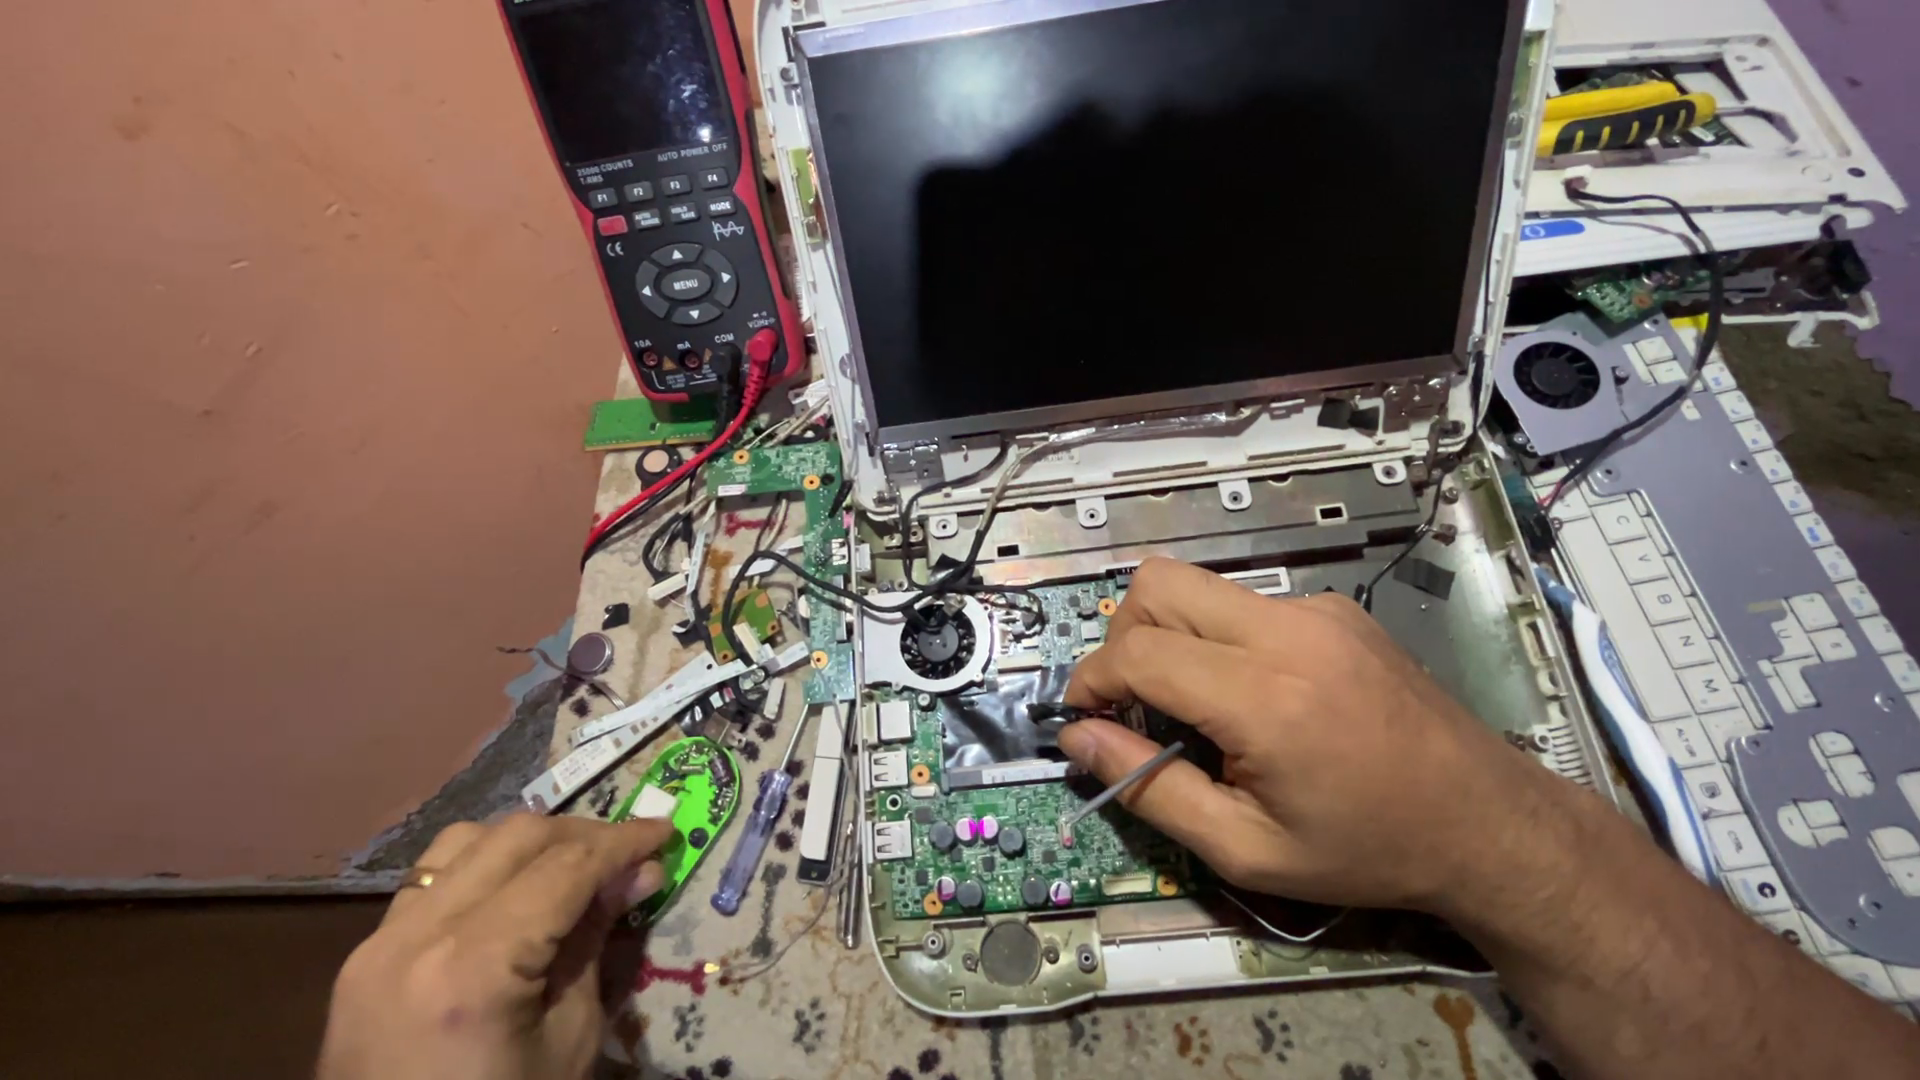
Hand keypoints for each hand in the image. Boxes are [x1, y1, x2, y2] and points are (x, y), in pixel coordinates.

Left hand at [317, 814, 674, 1079]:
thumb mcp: (570, 1039)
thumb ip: (595, 942)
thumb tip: (639, 872)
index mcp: (474, 969)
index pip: (567, 867)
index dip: (624, 841)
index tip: (666, 830)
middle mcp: (418, 936)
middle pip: (520, 837)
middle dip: (586, 833)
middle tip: (630, 853)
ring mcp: (380, 942)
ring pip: (470, 839)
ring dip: (532, 840)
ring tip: (573, 865)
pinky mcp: (364, 955)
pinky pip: (432, 876)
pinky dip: (483, 862)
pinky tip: (514, 889)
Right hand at [1061, 558, 1556, 913]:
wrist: (1488, 824)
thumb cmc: (1364, 850)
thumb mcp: (1245, 849)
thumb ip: (1149, 789)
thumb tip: (1077, 738)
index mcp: (1264, 698)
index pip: (1139, 651)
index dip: (1092, 680)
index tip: (1083, 716)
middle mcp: (1287, 632)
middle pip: (1157, 585)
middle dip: (1122, 637)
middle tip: (1133, 701)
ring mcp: (1315, 610)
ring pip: (1196, 584)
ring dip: (1167, 632)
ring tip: (1189, 700)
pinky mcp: (1334, 607)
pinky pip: (1243, 602)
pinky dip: (1217, 636)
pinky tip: (1252, 692)